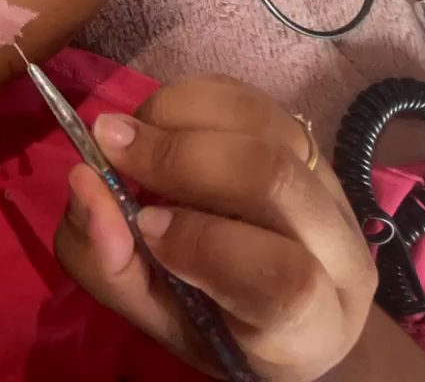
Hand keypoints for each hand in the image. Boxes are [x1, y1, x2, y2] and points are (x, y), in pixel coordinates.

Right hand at [55, 77, 377, 380]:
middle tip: (109, 145)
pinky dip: (190, 97)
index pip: (283, 279)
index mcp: (310, 327)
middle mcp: (340, 254)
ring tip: (131, 132)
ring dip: (178, 114)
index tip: (141, 224)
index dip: (204, 244)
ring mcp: (330, 190)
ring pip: (263, 125)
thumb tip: (84, 180)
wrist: (270, 298)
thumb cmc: (205, 317)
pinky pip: (250, 98)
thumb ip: (106, 262)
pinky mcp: (307, 141)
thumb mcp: (149, 313)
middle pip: (271, 179)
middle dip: (176, 154)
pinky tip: (159, 120)